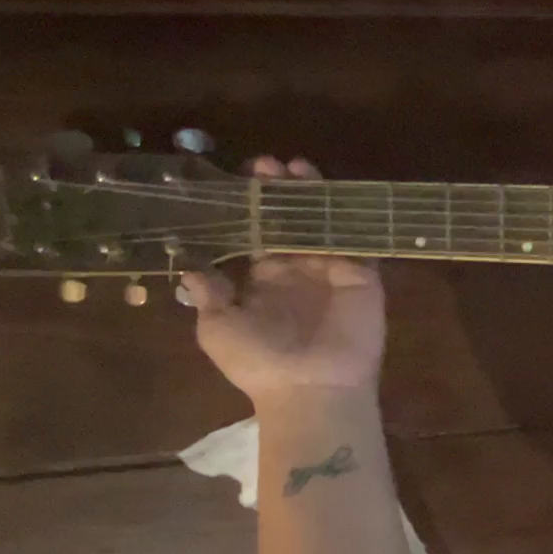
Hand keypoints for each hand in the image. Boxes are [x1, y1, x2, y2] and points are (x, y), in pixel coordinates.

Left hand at [180, 158, 385, 411]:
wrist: (311, 388)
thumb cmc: (259, 362)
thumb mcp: (217, 329)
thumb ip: (210, 296)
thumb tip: (189, 267)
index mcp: (266, 280)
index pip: (260, 232)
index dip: (252, 206)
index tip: (242, 179)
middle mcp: (300, 271)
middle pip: (293, 221)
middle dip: (282, 192)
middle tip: (269, 165)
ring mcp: (334, 272)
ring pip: (325, 225)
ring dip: (314, 197)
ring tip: (299, 168)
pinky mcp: (363, 277)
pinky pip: (358, 243)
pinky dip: (350, 219)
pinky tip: (338, 196)